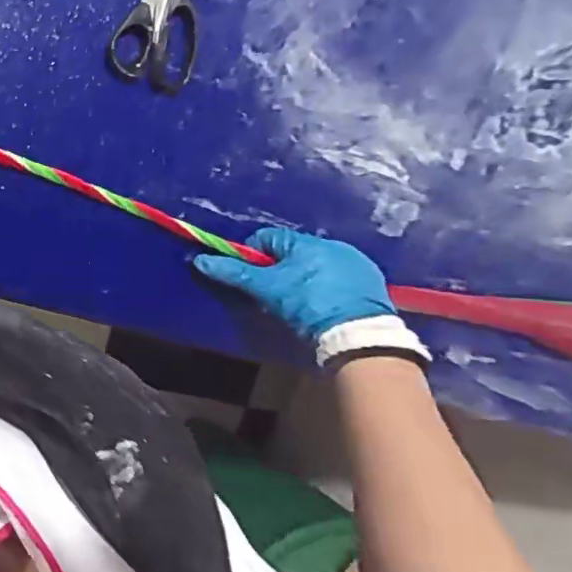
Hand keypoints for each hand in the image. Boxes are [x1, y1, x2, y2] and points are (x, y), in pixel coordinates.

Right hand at [192, 227, 395, 343]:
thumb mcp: (264, 289)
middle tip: (269, 293)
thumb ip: (233, 273)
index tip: (248, 278)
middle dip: (275, 269)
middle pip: (289, 252)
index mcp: (307, 242)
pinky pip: (336, 277)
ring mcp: (356, 263)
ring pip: (313, 265)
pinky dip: (323, 286)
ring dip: (300, 277)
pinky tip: (320, 305)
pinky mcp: (370, 282)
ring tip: (295, 302)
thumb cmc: (305, 304)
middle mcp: (333, 246)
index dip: (249, 256)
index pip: (265, 238)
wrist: (357, 334)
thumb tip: (200, 260)